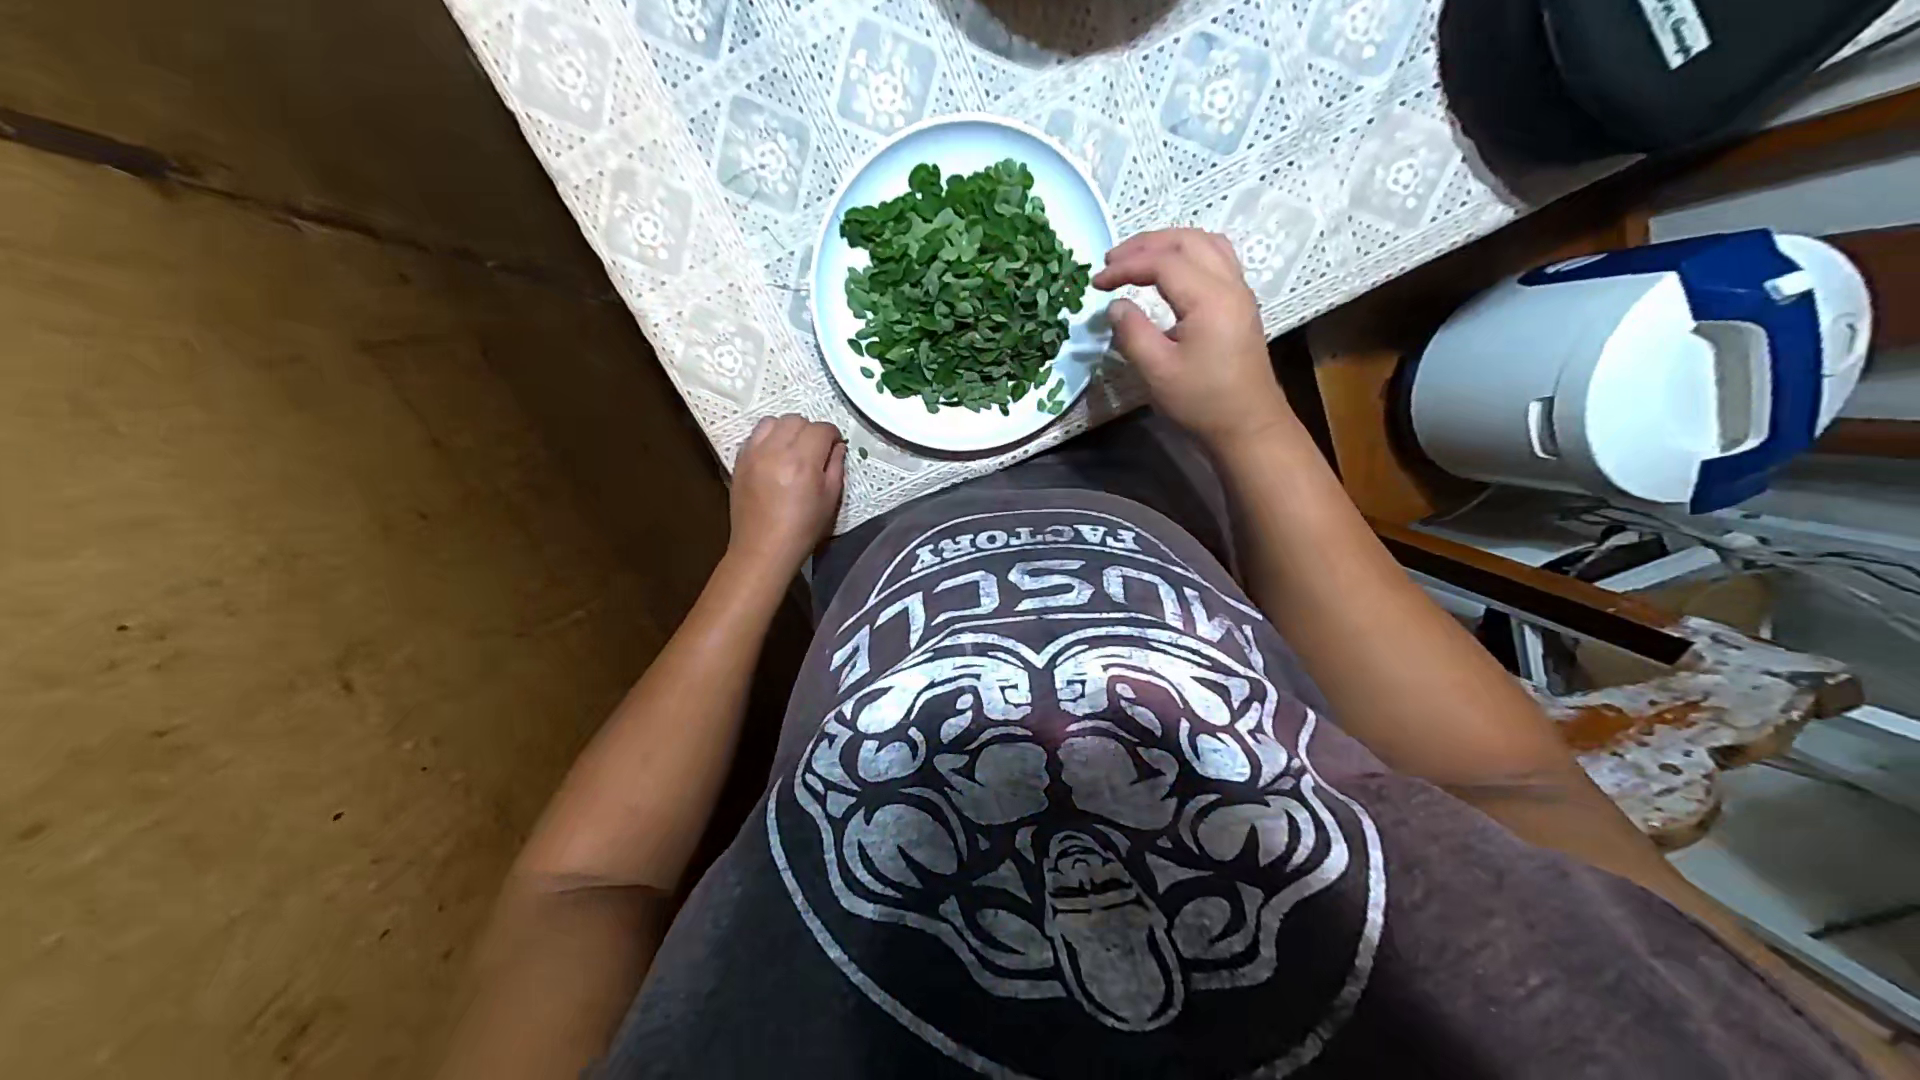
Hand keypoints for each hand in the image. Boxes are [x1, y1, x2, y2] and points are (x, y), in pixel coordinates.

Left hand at [727, 414, 845, 572]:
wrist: (763, 548)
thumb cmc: (802, 528)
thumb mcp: (830, 499)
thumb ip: (836, 466)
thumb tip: (837, 446)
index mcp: (803, 461)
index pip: (821, 429)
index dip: (833, 435)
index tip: (835, 447)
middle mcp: (776, 450)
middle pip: (796, 420)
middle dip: (810, 430)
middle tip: (814, 450)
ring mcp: (754, 453)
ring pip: (773, 421)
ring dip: (787, 430)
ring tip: (792, 449)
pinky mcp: (740, 461)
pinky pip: (755, 435)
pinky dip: (767, 438)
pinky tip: (773, 456)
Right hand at [1095, 229, 1295, 451]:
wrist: (1247, 425)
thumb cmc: (1202, 401)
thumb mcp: (1157, 371)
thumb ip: (1132, 332)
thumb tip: (1116, 305)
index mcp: (1210, 298)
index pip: (1163, 262)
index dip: (1126, 266)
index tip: (1097, 283)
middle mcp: (1230, 285)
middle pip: (1186, 241)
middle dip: (1145, 245)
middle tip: (1111, 262)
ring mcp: (1240, 292)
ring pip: (1205, 244)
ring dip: (1168, 244)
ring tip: (1138, 260)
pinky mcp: (1240, 304)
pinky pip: (1216, 259)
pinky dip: (1187, 254)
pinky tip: (1169, 272)